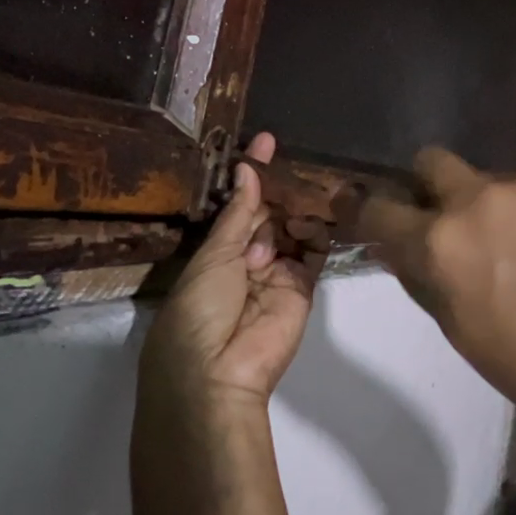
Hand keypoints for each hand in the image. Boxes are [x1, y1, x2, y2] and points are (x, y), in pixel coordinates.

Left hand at [140, 133, 323, 409]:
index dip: (251, 174)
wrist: (216, 375)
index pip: (239, 205)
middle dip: (278, 186)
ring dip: (298, 205)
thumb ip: (238, 213)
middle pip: (268, 213)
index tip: (264, 140)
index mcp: (216, 254)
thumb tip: (247, 169)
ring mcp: (277, 274)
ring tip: (307, 179)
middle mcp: (247, 261)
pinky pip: (313, 251)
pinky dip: (316, 230)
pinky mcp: (303, 288)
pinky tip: (317, 209)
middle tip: (290, 155)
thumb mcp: (212, 256)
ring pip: (293, 228)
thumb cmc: (198, 310)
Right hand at [357, 148, 515, 414]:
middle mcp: (475, 199)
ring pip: (481, 178)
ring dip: (478, 203)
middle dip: (423, 185)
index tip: (359, 214)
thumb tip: (396, 249)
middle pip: (430, 161)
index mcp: (440, 241)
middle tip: (438, 220)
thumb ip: (421, 277)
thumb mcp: (458, 330)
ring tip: (504, 246)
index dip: (362, 211)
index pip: (379, 209)